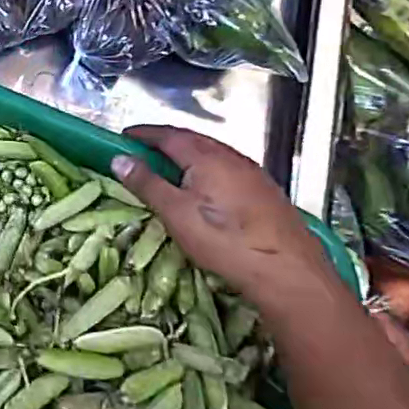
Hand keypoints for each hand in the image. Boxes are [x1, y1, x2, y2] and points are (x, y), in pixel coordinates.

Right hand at [113, 125, 350, 321]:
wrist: (290, 275)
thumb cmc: (225, 242)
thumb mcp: (175, 213)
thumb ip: (146, 183)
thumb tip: (119, 159)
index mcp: (206, 157)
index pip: (168, 135)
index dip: (144, 134)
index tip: (123, 137)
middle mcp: (232, 158)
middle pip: (193, 140)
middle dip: (165, 141)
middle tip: (142, 150)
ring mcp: (254, 175)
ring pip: (214, 154)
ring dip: (188, 154)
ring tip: (169, 167)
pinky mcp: (267, 193)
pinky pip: (228, 169)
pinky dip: (207, 168)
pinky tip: (205, 187)